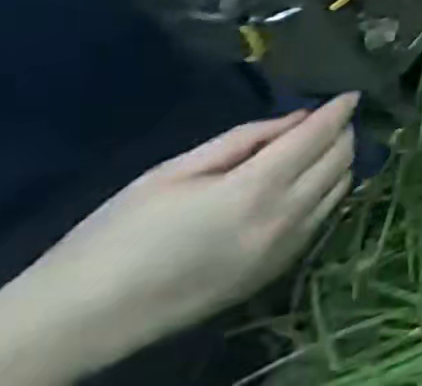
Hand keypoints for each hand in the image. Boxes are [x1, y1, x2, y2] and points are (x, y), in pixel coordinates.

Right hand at [0, 96, 359, 383]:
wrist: (70, 326)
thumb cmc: (111, 240)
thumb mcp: (170, 174)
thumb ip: (244, 140)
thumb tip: (298, 119)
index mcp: (256, 189)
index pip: (319, 136)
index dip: (339, 111)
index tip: (350, 94)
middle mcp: (285, 217)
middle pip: (340, 159)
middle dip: (342, 133)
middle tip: (330, 120)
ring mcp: (287, 247)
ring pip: (341, 187)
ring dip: (340, 161)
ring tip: (322, 147)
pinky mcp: (278, 270)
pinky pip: (324, 217)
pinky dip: (328, 191)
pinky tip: (309, 183)